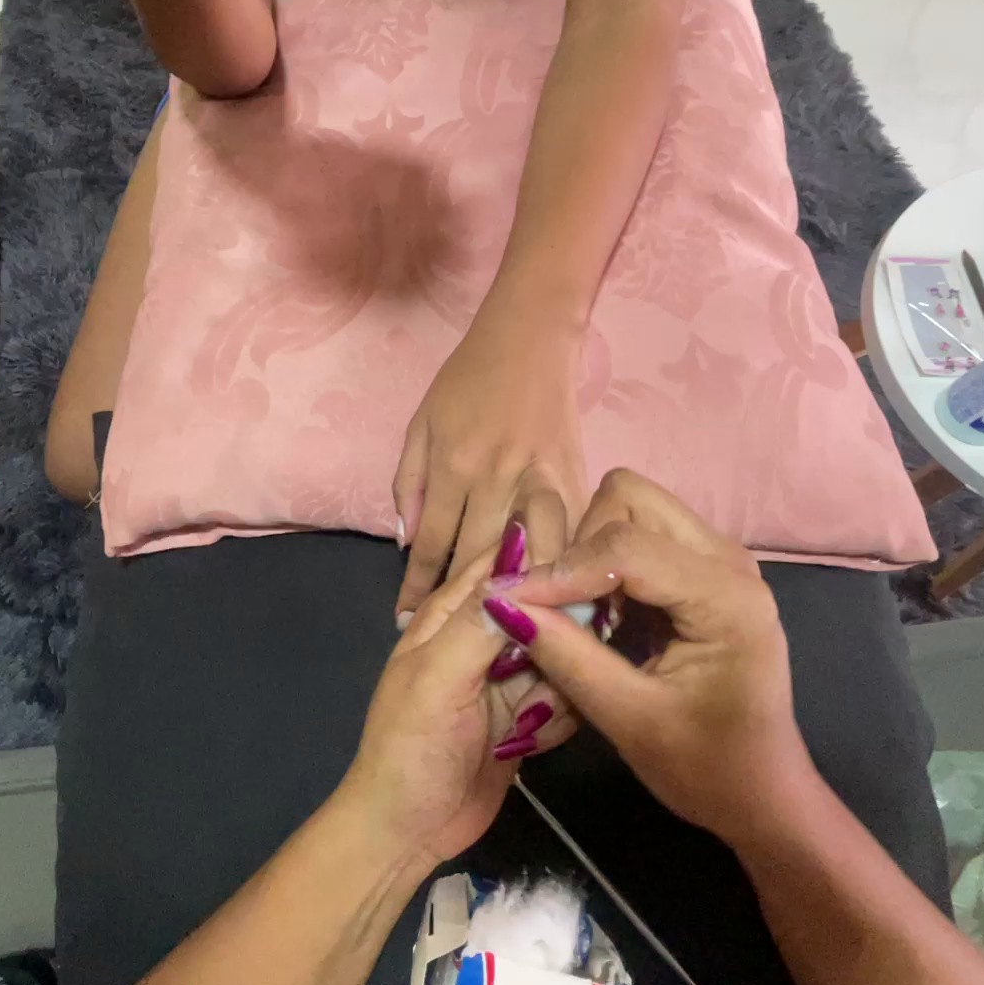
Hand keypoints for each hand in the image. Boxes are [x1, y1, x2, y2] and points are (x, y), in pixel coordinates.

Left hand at [337, 552, 539, 867]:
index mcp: (450, 615)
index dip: (540, 560)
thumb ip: (475, 626)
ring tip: (531, 719)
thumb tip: (521, 572)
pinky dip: (559, 718)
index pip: (499, 563)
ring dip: (560, 686)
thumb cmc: (410, 747)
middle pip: (543, 608)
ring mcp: (508, 676)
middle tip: (557, 669)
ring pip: (562, 654)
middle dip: (561, 634)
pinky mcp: (528, 713)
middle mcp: (483, 637)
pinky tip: (532, 743)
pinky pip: (565, 697)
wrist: (409, 830)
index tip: (581, 575)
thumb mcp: (436, 679)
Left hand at [393, 313, 586, 612]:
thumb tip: (406, 541)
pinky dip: (561, 567)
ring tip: (508, 638)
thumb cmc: (467, 380)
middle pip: (479, 557)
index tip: (405, 619)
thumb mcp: (421, 423)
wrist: (530, 338)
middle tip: (450, 646)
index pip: (432, 541)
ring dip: (519, 597)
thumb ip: (409, 482)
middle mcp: (497, 478)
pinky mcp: (578, 477)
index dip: (417, 584)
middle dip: (462, 604)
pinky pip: (569, 533)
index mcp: (454, 464)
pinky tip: (558, 598)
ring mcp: (542, 479)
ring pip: (531, 553)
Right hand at [479, 469, 814, 844]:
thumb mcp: (628, 719)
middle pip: (627, 499)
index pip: (626, 548)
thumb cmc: (706, 767)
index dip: (560, 571)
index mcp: (728, 598)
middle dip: (581, 545)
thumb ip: (565, 655)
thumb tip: (500, 604)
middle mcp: (727, 559)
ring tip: (582, 613)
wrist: (760, 792)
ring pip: (627, 506)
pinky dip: (602, 561)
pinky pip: (634, 531)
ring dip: (589, 550)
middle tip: (563, 608)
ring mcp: (715, 556)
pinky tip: (600, 613)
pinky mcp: (698, 565)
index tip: (510, 603)